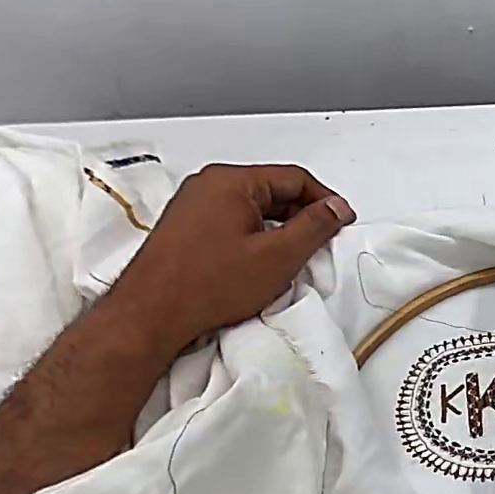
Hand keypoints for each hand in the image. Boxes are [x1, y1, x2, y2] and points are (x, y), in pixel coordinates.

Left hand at [108, 163, 354, 356]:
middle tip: (323, 244)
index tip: (344, 223)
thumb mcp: (278, 256)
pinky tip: (264, 262)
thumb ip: (314, 227)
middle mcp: (210, 184)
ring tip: (296, 257)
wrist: (151, 315)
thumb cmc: (212, 284)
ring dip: (280, 229)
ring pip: (254, 208)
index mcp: (232, 181)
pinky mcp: (186, 227)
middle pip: (273, 191)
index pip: (294, 178)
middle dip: (303, 216)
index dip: (326, 200)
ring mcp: (194, 205)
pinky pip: (234, 221)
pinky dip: (256, 236)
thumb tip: (337, 207)